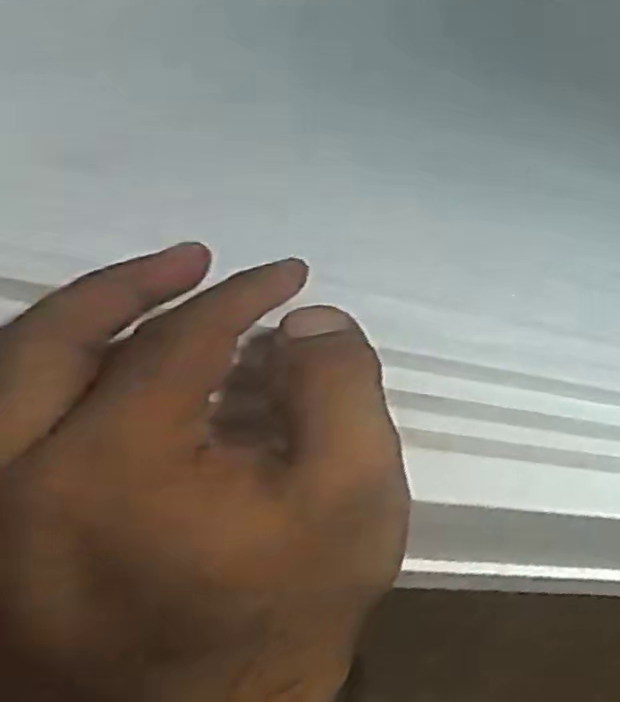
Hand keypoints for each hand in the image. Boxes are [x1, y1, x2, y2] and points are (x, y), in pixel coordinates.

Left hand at [0, 244, 407, 701]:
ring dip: (74, 333)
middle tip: (194, 258)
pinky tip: (135, 384)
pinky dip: (64, 391)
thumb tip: (307, 321)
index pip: (173, 344)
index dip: (240, 297)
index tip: (294, 274)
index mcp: (107, 468)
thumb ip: (338, 386)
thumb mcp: (355, 480)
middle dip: (122, 289)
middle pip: (36, 351)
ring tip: (151, 302)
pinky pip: (11, 441)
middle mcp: (8, 487)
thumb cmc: (297, 592)